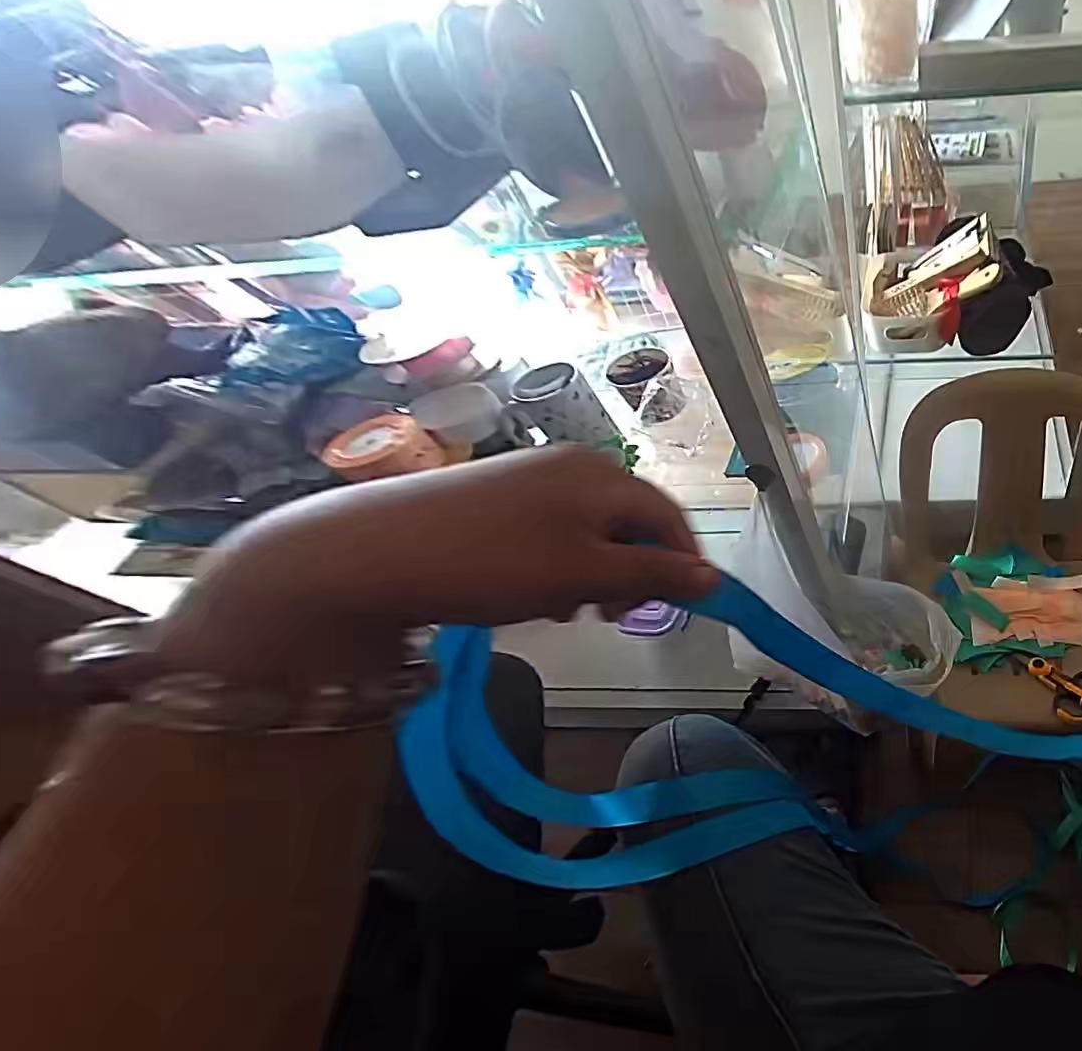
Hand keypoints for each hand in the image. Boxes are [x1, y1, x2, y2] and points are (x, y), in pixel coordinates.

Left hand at [153, 447, 717, 686]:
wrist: (366, 553)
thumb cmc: (494, 561)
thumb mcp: (586, 574)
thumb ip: (656, 574)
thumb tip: (715, 579)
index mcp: (604, 475)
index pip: (670, 517)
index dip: (685, 562)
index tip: (687, 605)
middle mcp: (575, 466)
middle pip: (632, 522)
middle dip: (635, 571)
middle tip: (616, 615)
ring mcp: (533, 477)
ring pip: (593, 531)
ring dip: (599, 573)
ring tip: (574, 609)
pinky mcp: (500, 496)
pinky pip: (556, 531)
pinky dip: (563, 564)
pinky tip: (539, 593)